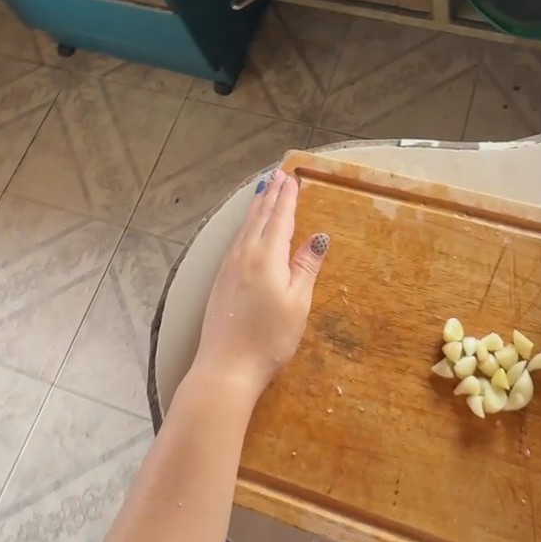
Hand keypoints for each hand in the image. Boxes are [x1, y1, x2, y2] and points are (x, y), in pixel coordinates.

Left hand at [194, 169, 327, 401]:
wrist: (226, 367)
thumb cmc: (270, 338)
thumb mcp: (298, 302)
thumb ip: (306, 266)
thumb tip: (319, 237)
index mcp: (267, 256)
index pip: (280, 218)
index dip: (288, 198)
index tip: (292, 178)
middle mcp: (245, 254)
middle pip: (259, 217)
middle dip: (270, 195)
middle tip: (277, 174)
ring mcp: (229, 267)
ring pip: (245, 227)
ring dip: (257, 207)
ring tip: (263, 192)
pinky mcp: (221, 280)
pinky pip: (237, 240)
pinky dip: (246, 225)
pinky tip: (247, 230)